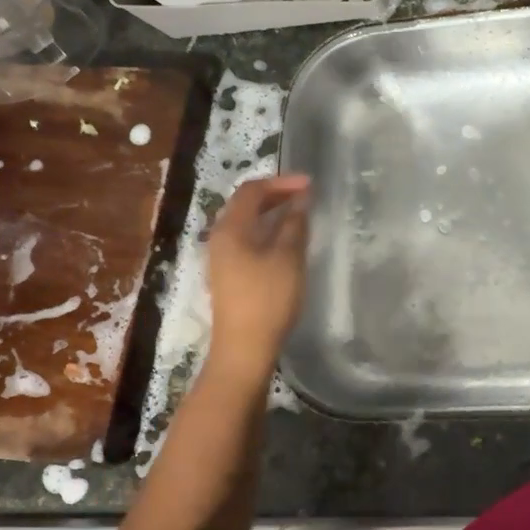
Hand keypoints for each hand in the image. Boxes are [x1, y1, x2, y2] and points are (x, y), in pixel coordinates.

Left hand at [205, 175, 311, 365]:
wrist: (245, 348)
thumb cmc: (268, 299)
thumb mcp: (288, 258)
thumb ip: (295, 224)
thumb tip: (300, 200)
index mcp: (230, 229)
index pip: (252, 190)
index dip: (281, 182)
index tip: (310, 185)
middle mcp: (220, 238)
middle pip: (245, 204)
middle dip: (276, 194)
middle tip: (306, 195)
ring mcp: (221, 258)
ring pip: (245, 223)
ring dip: (271, 213)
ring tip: (299, 214)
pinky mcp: (229, 275)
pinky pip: (246, 240)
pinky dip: (266, 230)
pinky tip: (285, 241)